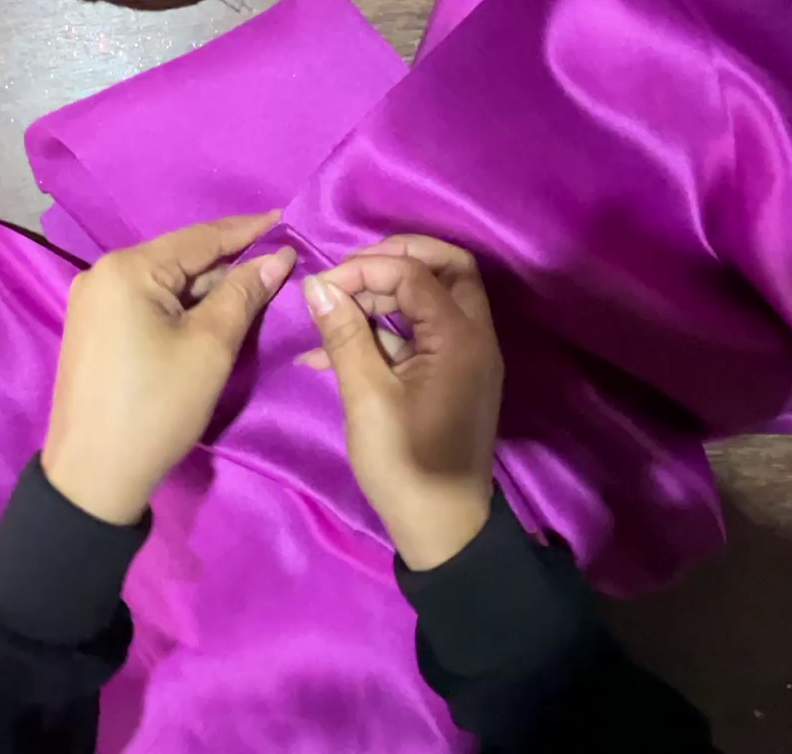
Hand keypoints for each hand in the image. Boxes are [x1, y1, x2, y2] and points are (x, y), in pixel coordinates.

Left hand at [44, 212, 295, 524]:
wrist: (93, 477)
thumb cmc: (157, 406)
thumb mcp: (210, 346)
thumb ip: (244, 293)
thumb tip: (277, 256)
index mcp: (127, 269)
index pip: (199, 238)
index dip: (247, 230)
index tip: (285, 219)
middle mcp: (103, 273)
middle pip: (181, 258)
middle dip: (230, 263)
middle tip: (279, 263)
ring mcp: (94, 301)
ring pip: (167, 282)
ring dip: (209, 286)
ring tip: (257, 286)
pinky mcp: (95, 327)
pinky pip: (149, 302)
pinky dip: (184, 305)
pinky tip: (215, 310)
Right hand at [300, 235, 503, 569]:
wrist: (442, 531)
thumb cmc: (406, 465)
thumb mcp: (367, 398)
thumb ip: (344, 335)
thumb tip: (317, 285)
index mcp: (461, 338)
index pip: (415, 274)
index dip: (365, 270)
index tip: (322, 288)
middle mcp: (474, 336)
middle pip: (444, 268)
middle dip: (394, 260)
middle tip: (349, 272)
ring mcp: (465, 355)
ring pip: (433, 296)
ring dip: (385, 293)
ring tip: (333, 312)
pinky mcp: (451, 374)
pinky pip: (421, 331)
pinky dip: (385, 328)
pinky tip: (334, 350)